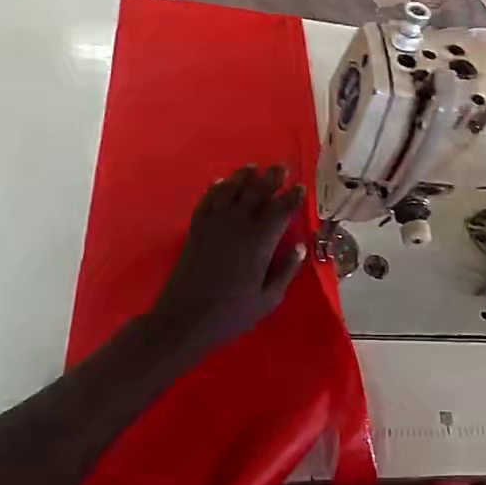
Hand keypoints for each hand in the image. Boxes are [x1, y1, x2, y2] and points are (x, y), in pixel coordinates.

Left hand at [149, 165, 307, 354]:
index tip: (300, 188)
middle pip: (256, 192)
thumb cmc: (231, 313)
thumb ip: (286, 270)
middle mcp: (237, 225)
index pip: (281, 210)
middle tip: (282, 166)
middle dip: (271, 178)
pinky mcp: (196, 229)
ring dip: (243, 177)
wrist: (185, 318)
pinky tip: (221, 182)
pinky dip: (216, 188)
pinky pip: (208, 201)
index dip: (292, 197)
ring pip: (231, 190)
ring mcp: (213, 224)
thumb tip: (299, 247)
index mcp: (260, 241)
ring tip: (253, 167)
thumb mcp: (268, 299)